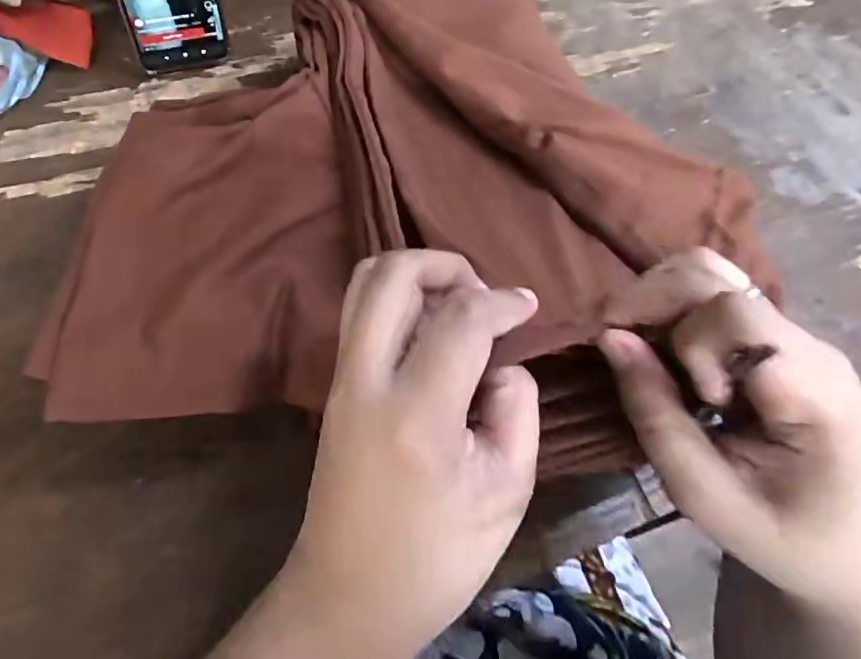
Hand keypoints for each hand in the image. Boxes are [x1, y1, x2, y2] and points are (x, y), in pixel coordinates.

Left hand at [211, 251, 540, 658]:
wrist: (346, 597)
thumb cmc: (435, 557)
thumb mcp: (506, 494)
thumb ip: (517, 410)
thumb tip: (502, 360)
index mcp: (417, 415)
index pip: (459, 319)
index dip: (502, 301)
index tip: (527, 305)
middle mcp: (367, 380)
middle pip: (393, 273)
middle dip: (445, 264)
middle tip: (481, 294)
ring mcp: (341, 378)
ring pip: (365, 280)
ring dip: (416, 274)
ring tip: (456, 305)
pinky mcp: (333, 383)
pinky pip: (359, 310)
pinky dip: (397, 297)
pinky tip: (430, 330)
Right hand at [597, 250, 860, 615]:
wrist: (835, 555)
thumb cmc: (775, 537)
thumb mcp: (703, 495)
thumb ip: (655, 414)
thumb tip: (609, 336)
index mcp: (817, 391)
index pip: (736, 314)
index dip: (692, 343)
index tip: (695, 400)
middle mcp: (813, 346)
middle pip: (716, 276)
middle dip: (656, 302)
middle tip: (625, 344)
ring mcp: (798, 334)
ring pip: (711, 270)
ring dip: (661, 297)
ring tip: (646, 342)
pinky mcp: (778, 334)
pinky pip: (716, 291)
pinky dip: (676, 306)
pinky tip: (666, 344)